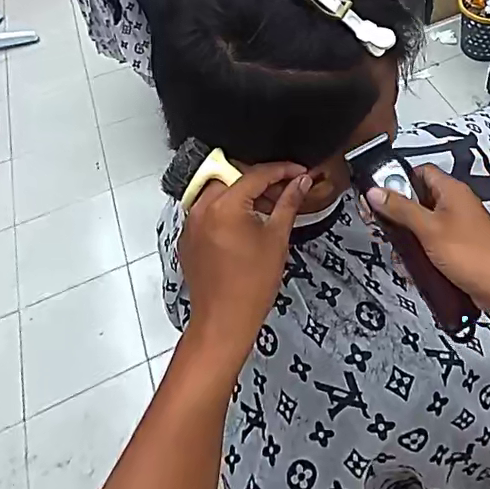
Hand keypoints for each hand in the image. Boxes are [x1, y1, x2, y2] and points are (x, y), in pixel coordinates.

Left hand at [178, 163, 309, 346]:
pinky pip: (208, 209)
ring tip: (269, 205)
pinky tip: (249, 221)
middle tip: (285, 187)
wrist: (225, 319)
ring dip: (243, 191)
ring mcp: (191, 224)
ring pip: (218, 190)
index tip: (299, 172)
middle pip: (233, 175)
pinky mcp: (188, 237)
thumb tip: (300, 182)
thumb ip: (289, 202)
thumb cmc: (251, 284)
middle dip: (261, 178)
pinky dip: (228, 208)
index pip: (256, 174)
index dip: (283, 170)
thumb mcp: (277, 237)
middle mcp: (201, 210)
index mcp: (224, 207)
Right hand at [366, 165, 489, 318]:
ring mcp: (460, 225)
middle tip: (387, 225)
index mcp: (452, 190)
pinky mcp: (460, 245)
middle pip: (420, 198)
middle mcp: (458, 204)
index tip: (380, 193)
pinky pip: (434, 241)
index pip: (420, 171)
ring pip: (425, 222)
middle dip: (401, 213)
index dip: (398, 179)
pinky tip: (418, 263)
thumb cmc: (477, 257)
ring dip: (410, 236)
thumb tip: (378, 192)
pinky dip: (423, 250)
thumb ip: (401, 209)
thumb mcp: (428, 229)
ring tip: (403, 248)